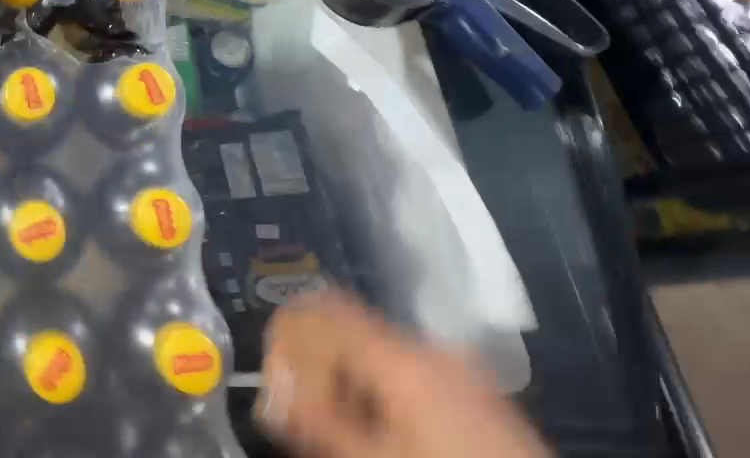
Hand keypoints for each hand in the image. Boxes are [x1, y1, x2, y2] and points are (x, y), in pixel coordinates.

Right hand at [256, 291, 550, 457]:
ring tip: (343, 428)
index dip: (288, 328)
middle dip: (318, 366)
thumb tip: (269, 395)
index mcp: (402, 353)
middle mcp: (429, 346)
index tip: (273, 367)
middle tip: (303, 409)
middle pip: (349, 332)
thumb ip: (317, 422)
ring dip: (351, 383)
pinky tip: (384, 431)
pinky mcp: (480, 393)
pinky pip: (412, 375)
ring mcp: (461, 368)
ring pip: (380, 356)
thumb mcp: (375, 454)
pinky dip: (384, 393)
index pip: (322, 306)